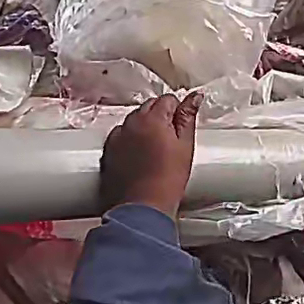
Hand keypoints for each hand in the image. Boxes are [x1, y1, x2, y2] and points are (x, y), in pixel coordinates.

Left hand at [101, 92, 202, 216]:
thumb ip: (188, 117)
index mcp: (152, 118)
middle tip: (170, 140)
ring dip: (144, 127)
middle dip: (160, 117)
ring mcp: (118, 135)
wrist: (142, 207)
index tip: (180, 128)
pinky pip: (121, 135)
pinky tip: (139, 157)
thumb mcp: (185, 146)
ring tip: (154, 151)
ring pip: (134, 120)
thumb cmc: (167, 179)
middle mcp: (131, 122)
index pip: (167, 99)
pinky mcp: (108, 149)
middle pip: (149, 107)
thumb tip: (195, 96)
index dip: (177, 112)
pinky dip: (129, 140)